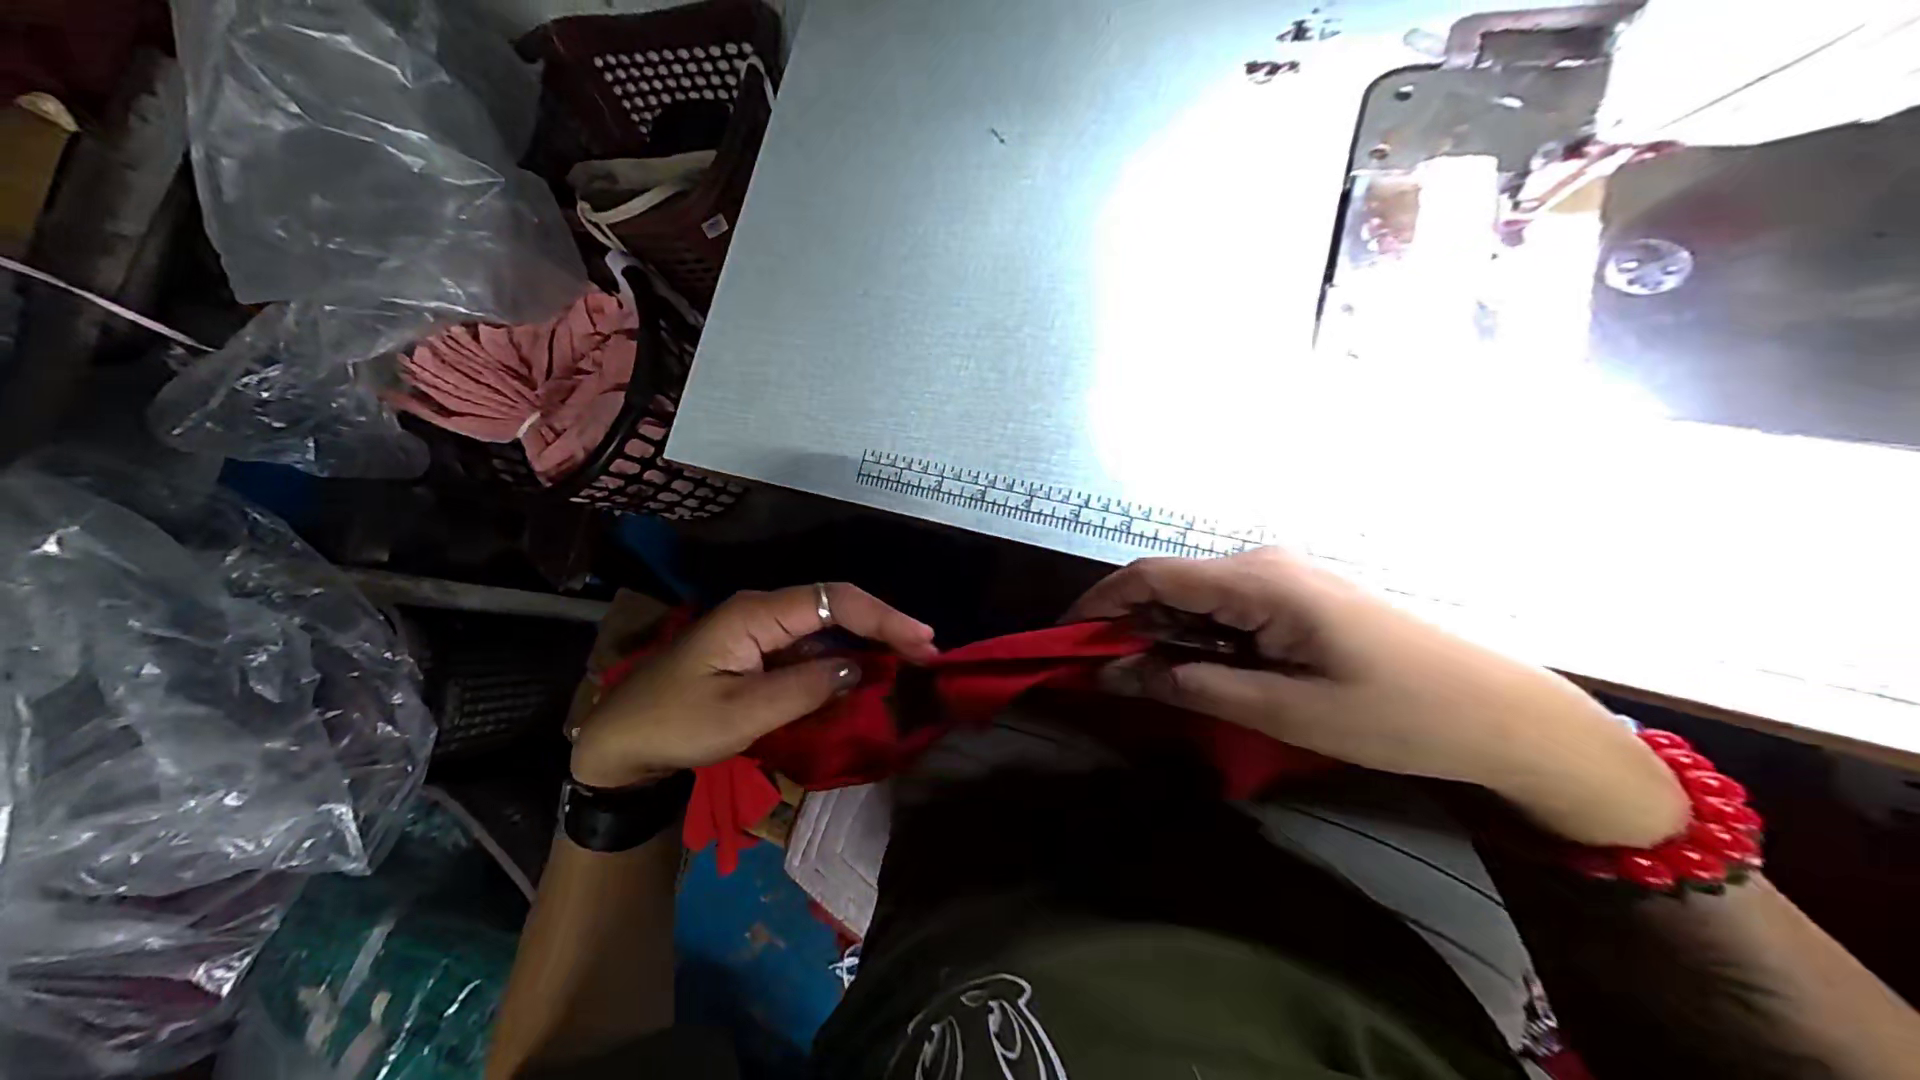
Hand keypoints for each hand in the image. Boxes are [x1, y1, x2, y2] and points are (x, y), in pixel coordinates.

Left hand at [569, 584, 936, 788]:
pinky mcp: (759, 653)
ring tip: (910, 661)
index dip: (885, 617)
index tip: (924, 641)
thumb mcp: (742, 714)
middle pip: (837, 605)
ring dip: (868, 641)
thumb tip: (860, 667)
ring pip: (828, 625)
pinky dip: (844, 658)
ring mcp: (761, 631)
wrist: (619, 743)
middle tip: (927, 653)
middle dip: (884, 624)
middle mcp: (763, 611)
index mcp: (757, 614)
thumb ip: (806, 687)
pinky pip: (812, 648)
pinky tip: (867, 674)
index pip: (835, 600)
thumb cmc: (674, 725)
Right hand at [1066, 548, 1688, 846]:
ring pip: (1193, 597)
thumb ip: (1191, 686)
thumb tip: (1115, 675)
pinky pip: (1224, 607)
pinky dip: (1195, 635)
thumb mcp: (1282, 710)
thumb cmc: (1394, 713)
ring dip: (1160, 633)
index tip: (1065, 642)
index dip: (1097, 604)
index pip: (1150, 576)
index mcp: (1257, 581)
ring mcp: (1281, 576)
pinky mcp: (1295, 596)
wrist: (1498, 711)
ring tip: (1145, 681)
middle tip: (1101, 676)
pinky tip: (1197, 670)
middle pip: (1168, 583)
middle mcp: (1262, 563)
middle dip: (1125, 625)